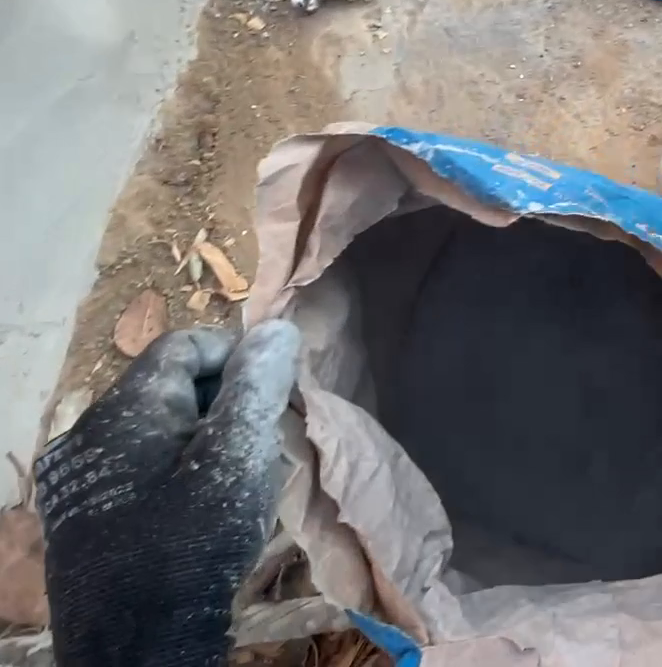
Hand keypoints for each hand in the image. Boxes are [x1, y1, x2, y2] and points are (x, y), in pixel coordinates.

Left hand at [36, 322, 298, 666]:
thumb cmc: (197, 531)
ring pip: (165, 421)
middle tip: (263, 435)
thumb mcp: (242, 450)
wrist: (141, 634)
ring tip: (239, 471)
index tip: (272, 392)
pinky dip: (187, 462)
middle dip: (230, 398)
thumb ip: (258, 383)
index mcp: (124, 413)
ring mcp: (82, 474)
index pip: (185, 345)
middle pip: (174, 382)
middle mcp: (89, 434)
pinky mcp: (87, 506)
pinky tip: (206, 497)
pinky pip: (147, 457)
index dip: (238, 356)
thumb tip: (276, 328)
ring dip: (212, 432)